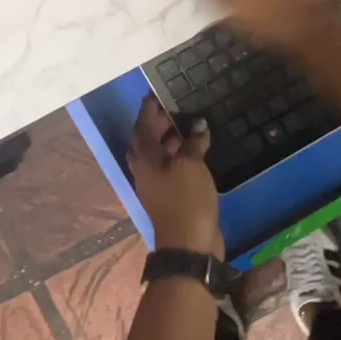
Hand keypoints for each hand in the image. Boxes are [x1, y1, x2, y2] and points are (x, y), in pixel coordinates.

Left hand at [128, 96, 222, 255]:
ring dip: (169, 141)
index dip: (147, 111)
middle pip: (146, 142)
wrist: (189, 244)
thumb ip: (193, 142)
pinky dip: (180, 157)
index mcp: (145, 160)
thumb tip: (198, 125)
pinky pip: (172, 169)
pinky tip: (196, 153)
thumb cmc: (186, 199)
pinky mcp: (171, 197)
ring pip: (158, 157)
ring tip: (187, 127)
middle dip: (156, 125)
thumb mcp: (191, 165)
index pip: (142, 128)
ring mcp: (158, 186)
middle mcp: (146, 171)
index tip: (154, 95)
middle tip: (173, 109)